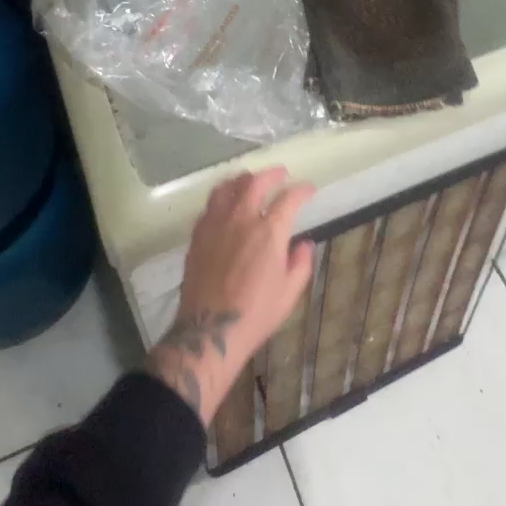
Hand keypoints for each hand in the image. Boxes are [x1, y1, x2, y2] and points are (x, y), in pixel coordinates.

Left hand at [144, 167, 315, 425]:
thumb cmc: (256, 314)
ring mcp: (215, 225)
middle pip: (255, 183)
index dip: (302, 190)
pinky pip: (209, 207)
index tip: (308, 189)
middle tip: (281, 174)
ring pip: (227, 188)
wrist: (209, 331)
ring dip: (242, 180)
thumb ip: (301, 263)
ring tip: (249, 180)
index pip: (289, 199)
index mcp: (269, 232)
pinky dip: (222, 198)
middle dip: (272, 174)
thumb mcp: (290, 293)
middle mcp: (242, 220)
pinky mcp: (198, 236)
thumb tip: (304, 243)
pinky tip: (225, 205)